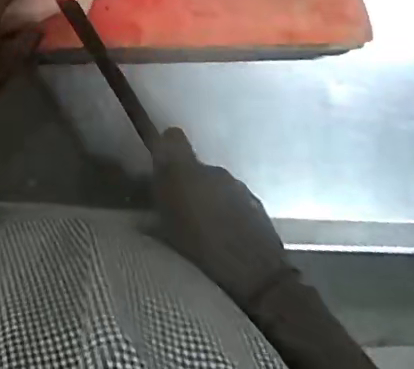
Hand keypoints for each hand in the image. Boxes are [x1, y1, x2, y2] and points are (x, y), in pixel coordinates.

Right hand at [152, 128, 294, 307]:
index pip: (173, 138)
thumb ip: (160, 191)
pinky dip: (227, 213)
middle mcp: (214, 171)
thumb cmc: (202, 248)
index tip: (161, 165)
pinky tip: (225, 238)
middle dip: (188, 183)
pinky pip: (233, 202)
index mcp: (187, 170)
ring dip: (208, 200)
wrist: (258, 275)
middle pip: (195, 167)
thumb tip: (155, 169)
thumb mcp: (166, 221)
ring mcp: (238, 188)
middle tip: (180, 211)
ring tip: (204, 230)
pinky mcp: (256, 207)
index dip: (167, 147)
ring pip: (215, 186)